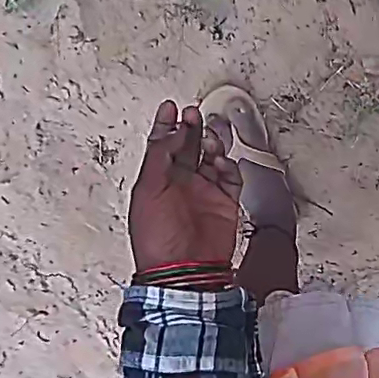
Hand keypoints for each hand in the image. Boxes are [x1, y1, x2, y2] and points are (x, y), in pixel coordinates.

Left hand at [129, 100, 243, 272]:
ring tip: (209, 139)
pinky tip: (222, 162)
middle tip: (193, 114)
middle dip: (191, 128)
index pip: (162, 145)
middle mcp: (181, 185)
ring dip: (211, 144)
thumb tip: (171, 131)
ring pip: (211, 158)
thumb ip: (160, 157)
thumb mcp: (147, 191)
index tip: (170, 107)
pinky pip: (231, 177)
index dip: (166, 125)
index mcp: (158, 181)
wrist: (184, 270)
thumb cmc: (157, 238)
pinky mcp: (225, 204)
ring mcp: (204, 194)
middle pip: (188, 147)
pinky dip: (228, 166)